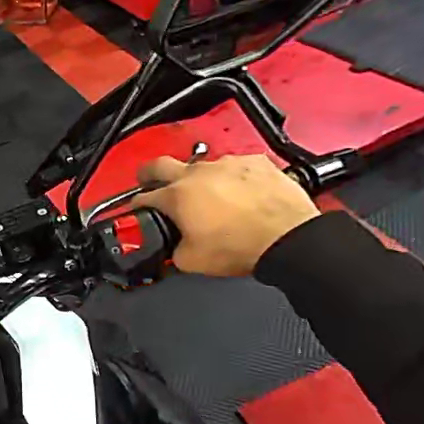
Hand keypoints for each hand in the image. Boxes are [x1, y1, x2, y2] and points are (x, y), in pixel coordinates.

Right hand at [133, 154, 320, 276]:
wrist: (287, 237)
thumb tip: (173, 248)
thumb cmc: (240, 247)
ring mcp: (228, 163)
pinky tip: (240, 193)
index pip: (144, 196)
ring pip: (202, 165)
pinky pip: (236, 166)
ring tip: (210, 197)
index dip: (136, 204)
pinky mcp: (255, 162)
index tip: (138, 208)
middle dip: (149, 173)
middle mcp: (199, 173)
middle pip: (160, 164)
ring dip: (199, 179)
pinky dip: (233, 178)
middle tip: (150, 182)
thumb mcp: (192, 261)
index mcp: (177, 196)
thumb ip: (173, 250)